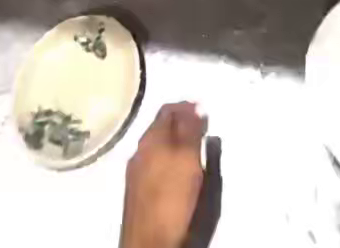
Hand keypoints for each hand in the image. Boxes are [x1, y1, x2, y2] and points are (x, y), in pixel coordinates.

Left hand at [119, 102, 206, 247]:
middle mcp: (140, 148)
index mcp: (151, 137)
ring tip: (192, 146)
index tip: (204, 109)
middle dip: (180, 121)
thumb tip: (196, 105)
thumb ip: (191, 131)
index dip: (187, 106)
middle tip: (201, 126)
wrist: (148, 243)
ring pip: (157, 143)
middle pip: (161, 125)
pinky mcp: (137, 189)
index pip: (168, 109)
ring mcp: (136, 169)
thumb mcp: (188, 160)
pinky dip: (168, 155)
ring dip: (174, 139)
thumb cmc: (171, 198)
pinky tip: (177, 167)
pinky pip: (154, 160)